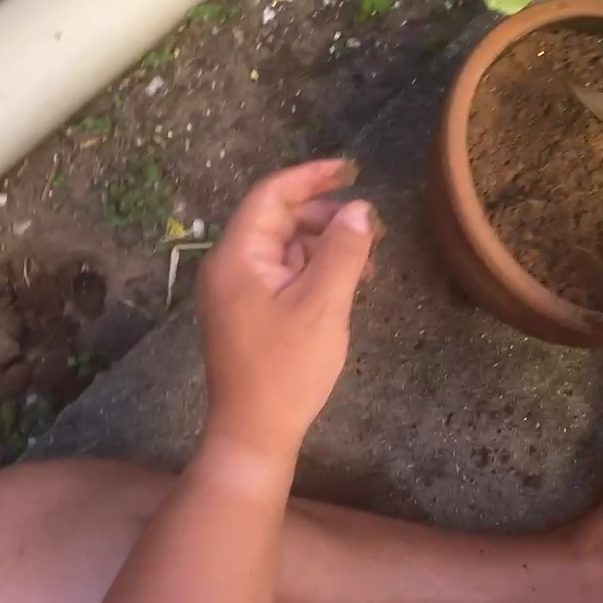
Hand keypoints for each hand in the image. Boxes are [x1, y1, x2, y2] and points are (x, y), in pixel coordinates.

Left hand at [198, 160, 378, 458]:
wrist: (255, 431)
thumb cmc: (286, 367)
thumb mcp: (323, 304)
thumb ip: (343, 251)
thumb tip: (360, 209)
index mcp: (238, 256)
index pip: (272, 196)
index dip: (311, 177)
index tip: (351, 170)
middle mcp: (232, 266)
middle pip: (279, 220)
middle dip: (325, 216)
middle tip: (370, 225)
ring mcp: (240, 292)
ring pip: (286, 249)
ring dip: (325, 245)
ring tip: (367, 259)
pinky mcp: (252, 313)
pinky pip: (285, 275)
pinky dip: (316, 270)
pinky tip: (347, 283)